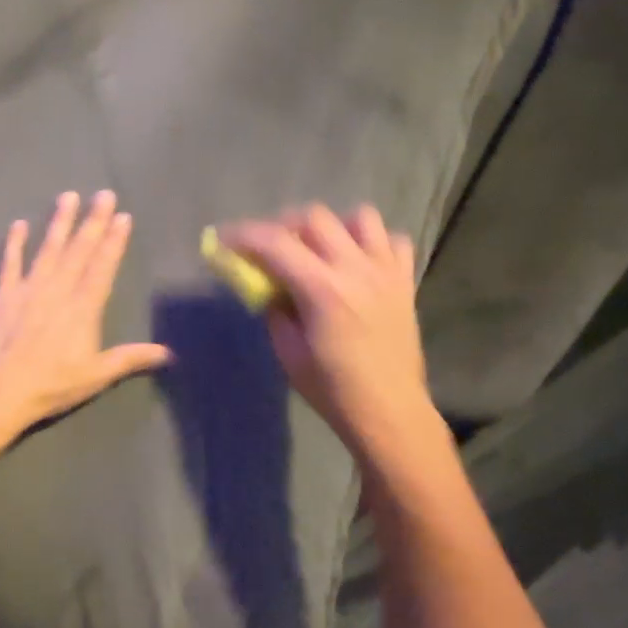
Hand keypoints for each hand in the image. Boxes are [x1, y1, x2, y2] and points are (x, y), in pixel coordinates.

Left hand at [0, 190, 170, 447]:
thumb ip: (131, 358)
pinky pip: (10, 263)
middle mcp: (59, 290)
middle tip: (103, 194)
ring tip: (68, 197)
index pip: (103, 266)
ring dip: (59, 222)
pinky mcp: (3, 295)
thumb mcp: (97, 375)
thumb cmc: (53, 384)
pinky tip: (19, 224)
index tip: (122, 216)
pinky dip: (14, 243)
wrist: (2, 389)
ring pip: (48, 249)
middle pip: (79, 250)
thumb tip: (168, 353)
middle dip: (93, 221)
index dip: (114, 241)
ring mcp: (29, 288)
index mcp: (84, 307)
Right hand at [223, 204, 431, 451]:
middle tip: (267, 249)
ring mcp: (386, 271)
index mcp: (322, 290)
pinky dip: (370, 243)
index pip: (275, 243)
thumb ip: (275, 310)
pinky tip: (356, 263)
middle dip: (282, 227)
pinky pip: (391, 240)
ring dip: (331, 228)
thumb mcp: (288, 352)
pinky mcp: (405, 281)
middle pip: (314, 218)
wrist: (389, 410)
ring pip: (359, 217)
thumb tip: (268, 286)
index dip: (242, 236)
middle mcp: (356, 269)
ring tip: (317, 250)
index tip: (222, 240)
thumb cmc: (331, 389)